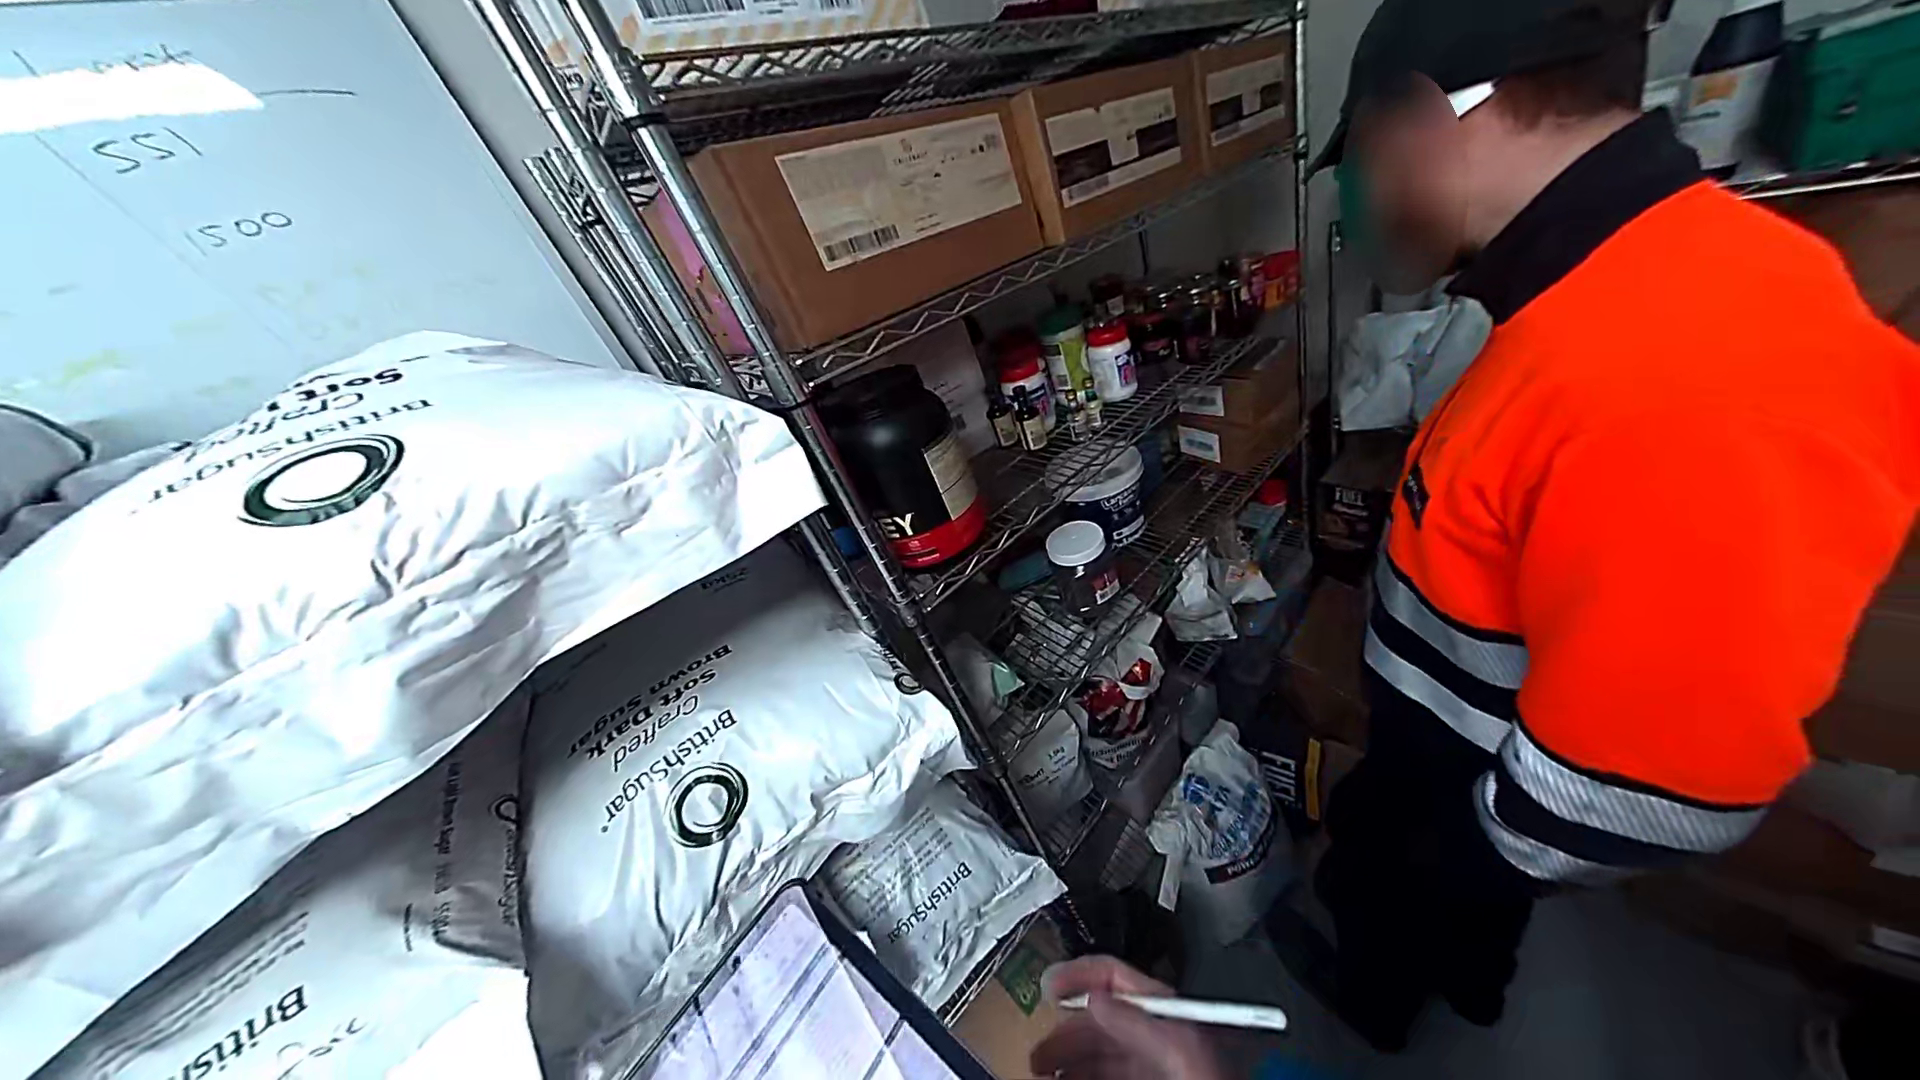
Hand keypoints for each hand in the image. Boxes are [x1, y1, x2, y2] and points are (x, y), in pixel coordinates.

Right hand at [1030, 956, 1227, 1079]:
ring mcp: (1155, 1067)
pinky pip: (1109, 1078)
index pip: (1115, 976)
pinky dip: (1083, 1078)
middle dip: (1064, 1032)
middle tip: (1037, 1053)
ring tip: (1043, 1074)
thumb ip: (1140, 1025)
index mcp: (1166, 1015)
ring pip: (1100, 1055)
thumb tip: (1096, 998)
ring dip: (1069, 1062)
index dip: (1079, 975)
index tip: (1048, 986)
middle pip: (1099, 1020)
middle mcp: (1158, 1037)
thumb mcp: (1182, 1057)